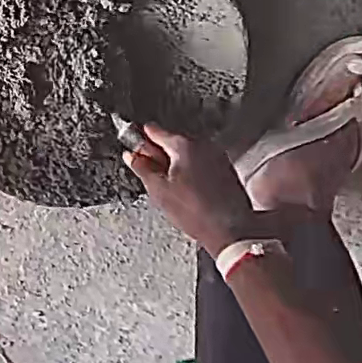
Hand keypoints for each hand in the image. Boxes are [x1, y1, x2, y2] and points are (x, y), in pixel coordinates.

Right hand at [122, 124, 265, 251]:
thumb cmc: (196, 212)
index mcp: (183, 145)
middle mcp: (202, 145)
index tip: (135, 148)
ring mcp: (216, 156)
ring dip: (176, 162)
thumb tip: (131, 155)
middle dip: (159, 153)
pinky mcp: (226, 169)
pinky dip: (192, 169)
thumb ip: (142, 167)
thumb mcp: (159, 190)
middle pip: (172, 140)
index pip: (155, 130)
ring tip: (170, 185)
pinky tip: (188, 189)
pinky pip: (201, 161)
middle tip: (151, 172)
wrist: (230, 232)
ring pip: (187, 152)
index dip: (141, 139)